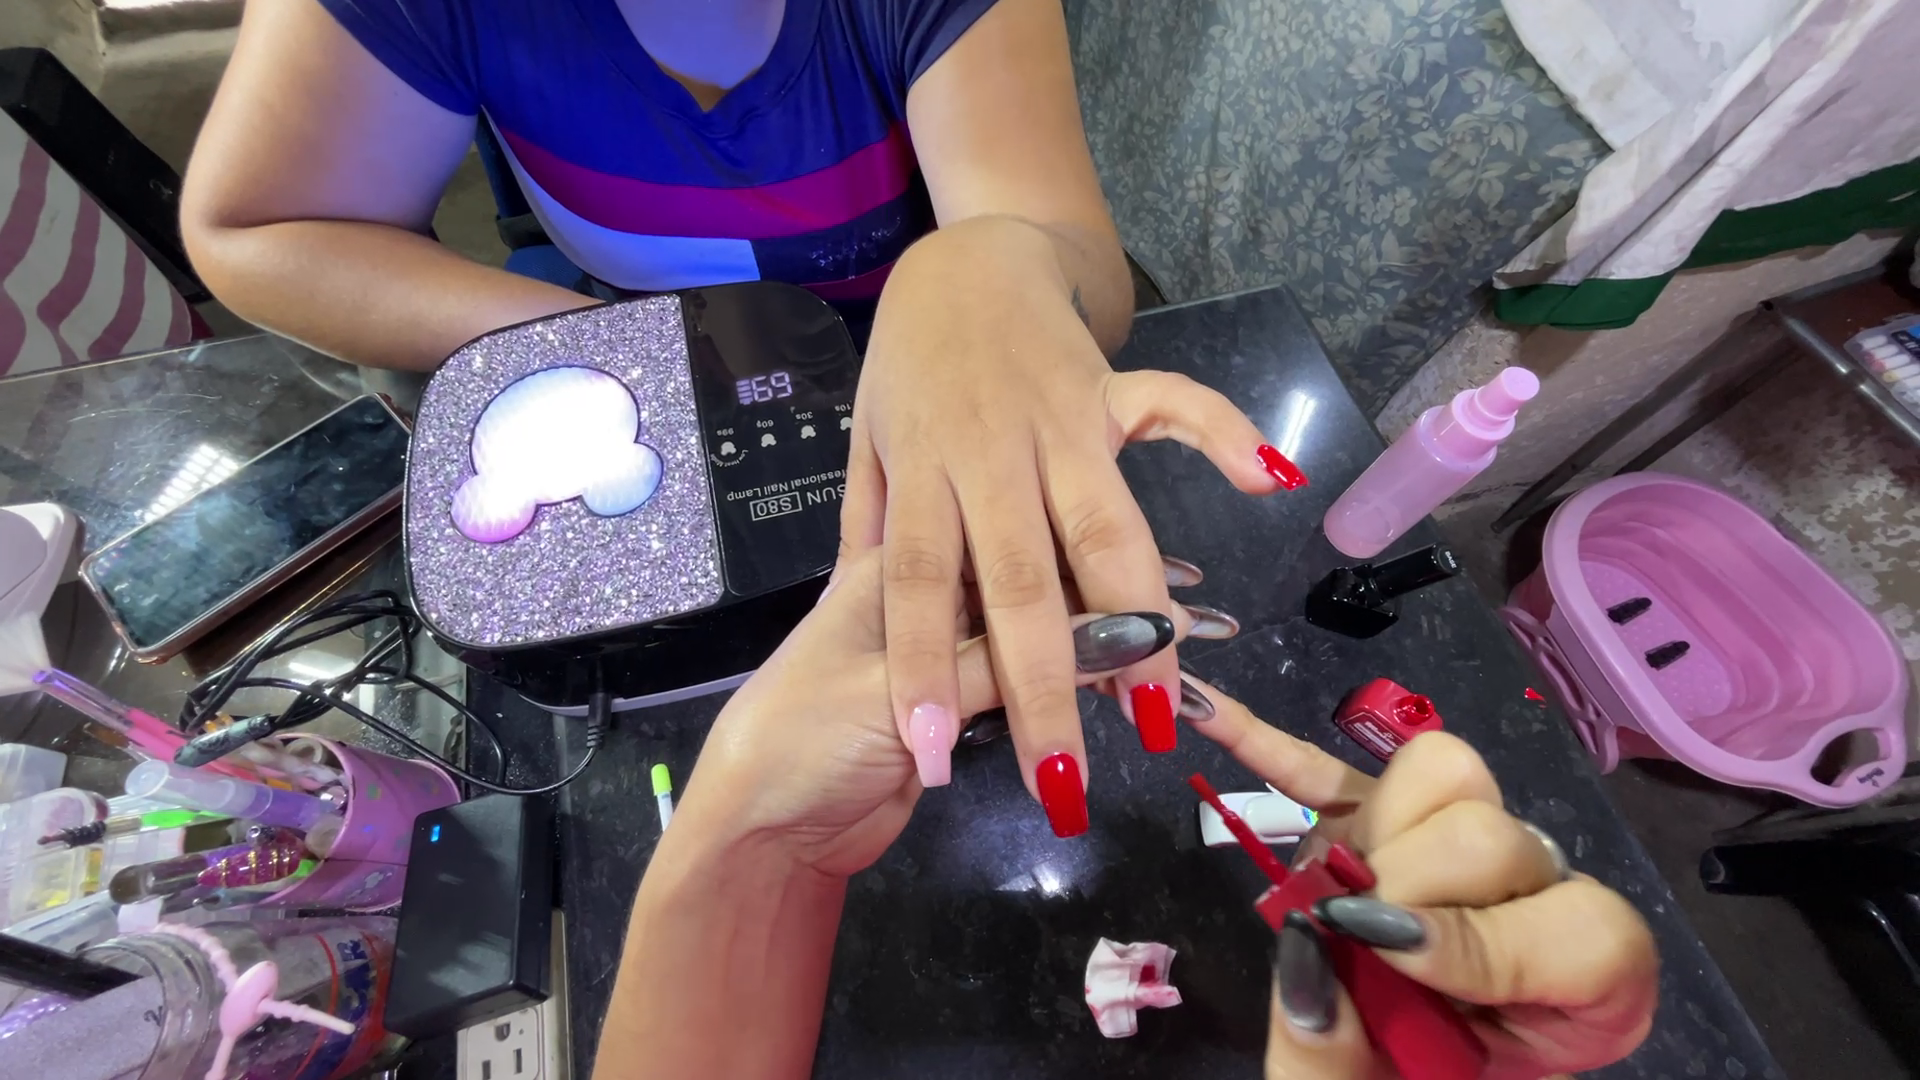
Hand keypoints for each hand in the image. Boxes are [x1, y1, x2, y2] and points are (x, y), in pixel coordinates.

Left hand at [675, 549, 1186, 877]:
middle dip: (1095, 608)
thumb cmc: (802, 736)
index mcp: (894, 564)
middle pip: (1025, 588)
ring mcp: (943, 645)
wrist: (758, 826)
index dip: (1074, 570)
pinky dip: (1064, 686)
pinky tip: (1115, 683)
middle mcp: (927, 591)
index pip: (1000, 553)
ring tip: (1161, 659)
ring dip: (1087, 648)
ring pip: (1030, 630)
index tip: (1149, 590)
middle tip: (1179, 625)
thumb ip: (994, 666)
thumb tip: (1107, 643)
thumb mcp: (890, 692)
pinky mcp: (957, 698)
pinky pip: (1019, 679)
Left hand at [840, 219, 1292, 836]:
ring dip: (1136, 616)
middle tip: (1064, 779)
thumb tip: (871, 614)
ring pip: (1104, 526)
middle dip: (1044, 685)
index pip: (922, 582)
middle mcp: (993, 452)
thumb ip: (869, 525)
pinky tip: (1266, 481)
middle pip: (1021, 578)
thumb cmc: (908, 362)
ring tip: (1155, 707)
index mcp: (923, 469)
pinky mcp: (1110, 385)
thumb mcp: (866, 442)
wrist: (960, 259)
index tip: (932, 753)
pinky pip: (1176, 405)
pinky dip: (1222, 433)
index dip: (923, 668)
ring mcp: (1058, 417)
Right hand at [1178, 678, 1658, 1079]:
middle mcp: (1531, 894)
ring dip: (1371, 817)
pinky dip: (1264, 743)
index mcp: (1580, 992)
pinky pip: (1322, 766)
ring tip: (1333, 875)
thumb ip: (1336, 1064)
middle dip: (1406, 877)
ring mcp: (1440, 836)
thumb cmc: (1395, 1079)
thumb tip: (1303, 955)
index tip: (1385, 949)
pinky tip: (1206, 716)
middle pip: (1496, 833)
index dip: (1488, 938)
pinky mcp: (1373, 811)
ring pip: (1444, 770)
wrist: (1373, 1055)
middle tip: (1345, 920)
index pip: (1585, 930)